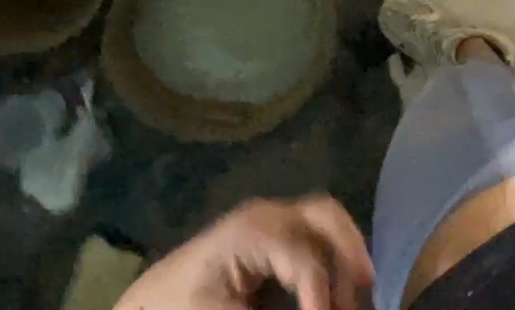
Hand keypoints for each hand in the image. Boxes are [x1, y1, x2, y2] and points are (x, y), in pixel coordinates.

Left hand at [119, 196, 372, 309]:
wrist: (150, 305)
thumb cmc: (184, 309)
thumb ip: (278, 309)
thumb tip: (318, 306)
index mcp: (252, 232)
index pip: (307, 258)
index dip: (323, 298)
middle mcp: (266, 214)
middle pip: (325, 214)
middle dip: (350, 254)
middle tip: (364, 298)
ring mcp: (269, 219)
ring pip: (324, 217)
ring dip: (346, 251)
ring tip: (358, 294)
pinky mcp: (270, 234)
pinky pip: (313, 230)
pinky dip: (333, 252)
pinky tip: (339, 286)